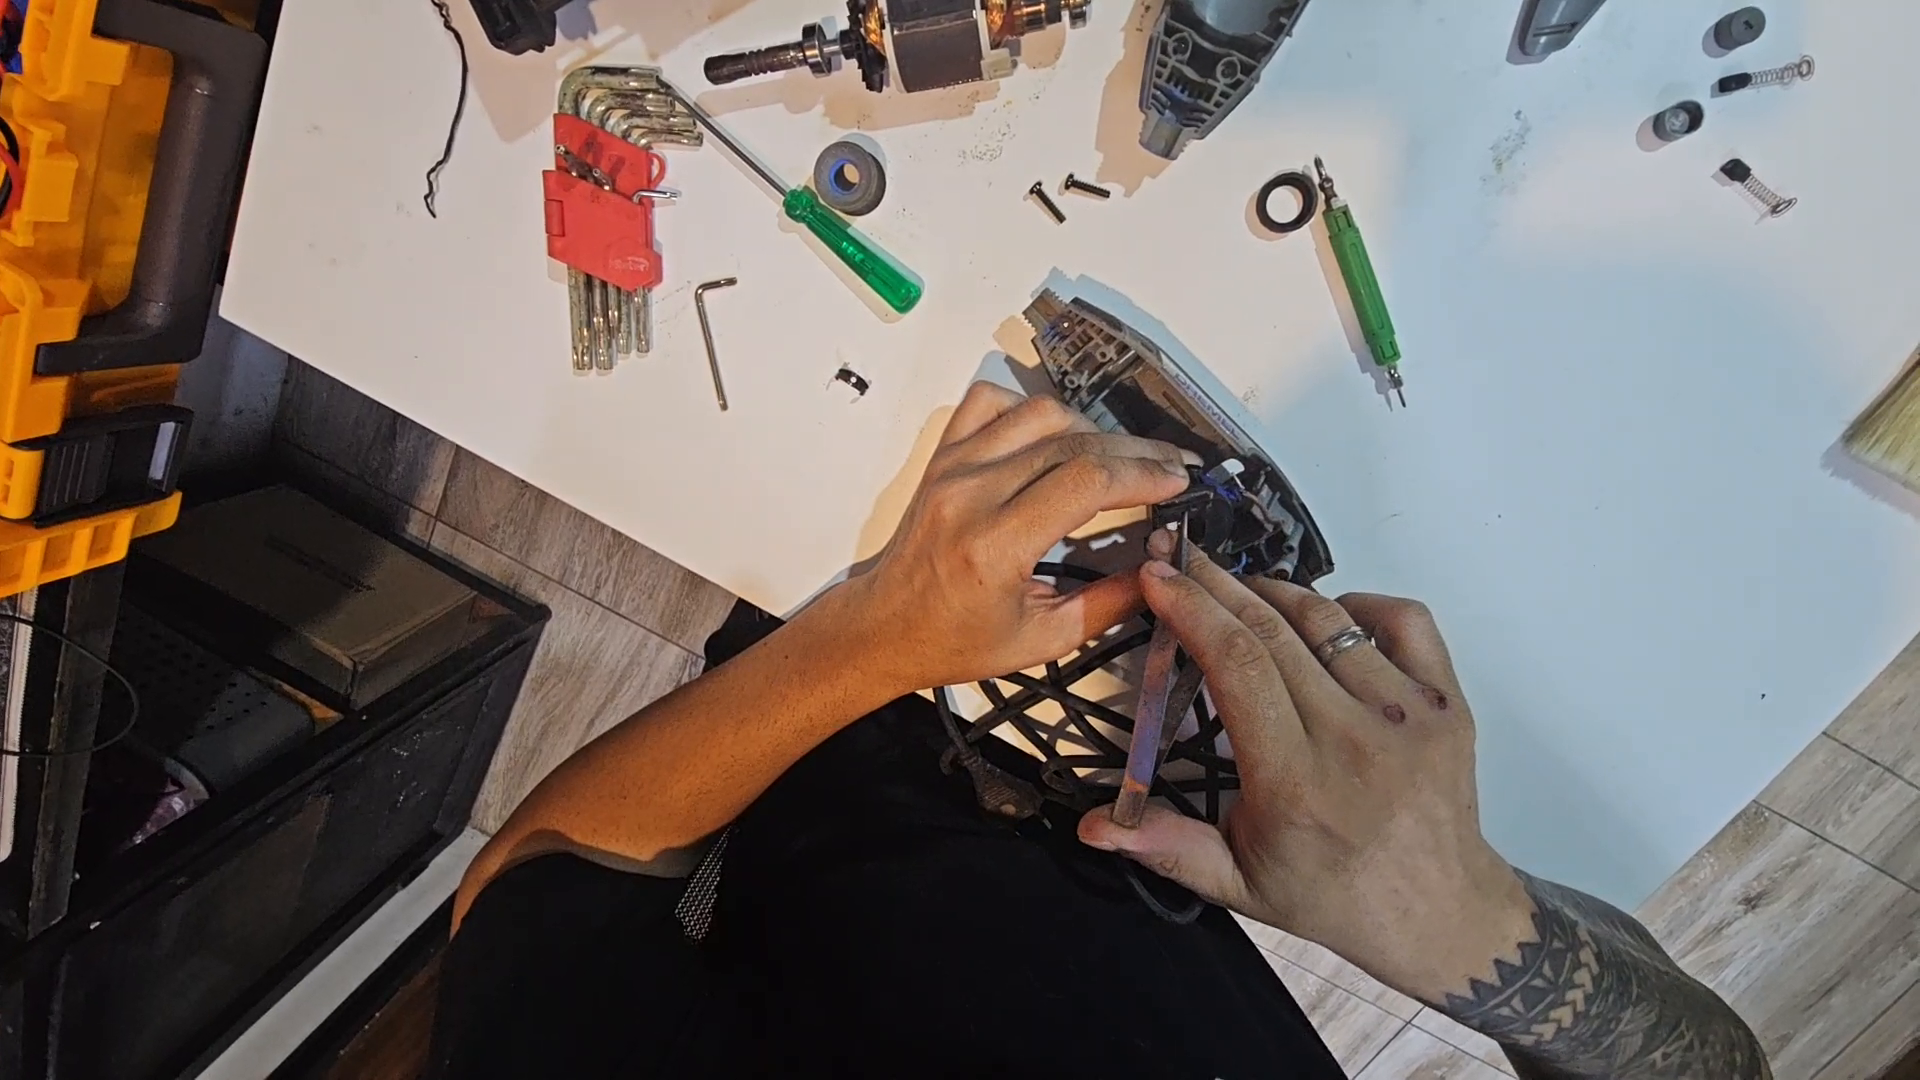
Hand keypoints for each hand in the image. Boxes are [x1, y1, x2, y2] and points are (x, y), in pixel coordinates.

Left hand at [847, 382, 1193, 693]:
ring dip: (1091, 428)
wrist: (885, 625)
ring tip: (1118, 457)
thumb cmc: (955, 640)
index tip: (1177, 481)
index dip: (1143, 475)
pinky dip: (1030, 408)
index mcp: (995, 547)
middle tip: (1169, 466)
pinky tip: (1052, 436)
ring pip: (1039, 412)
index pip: (1086, 483)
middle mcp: (970, 494)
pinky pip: (990, 402)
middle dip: (1135, 452)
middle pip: (1073, 443)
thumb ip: (1107, 604)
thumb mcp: (1040, 640)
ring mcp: (952, 467)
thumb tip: (1158, 569)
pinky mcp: (942, 456)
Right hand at [1077, 544, 1533, 1003]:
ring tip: (1231, 586)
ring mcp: (1411, 714)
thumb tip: (1089, 826)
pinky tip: (1322, 615)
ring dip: (1269, 589)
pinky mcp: (1450, 702)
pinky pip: (1402, 619)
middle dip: (1213, 582)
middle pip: (1273, 630)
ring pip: (1327, 618)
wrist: (1446, 917)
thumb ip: (1167, 848)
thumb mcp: (1238, 884)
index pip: (1237, 666)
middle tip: (1176, 555)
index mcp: (1295, 783)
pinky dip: (1353, 601)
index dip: (1191, 609)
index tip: (1155, 576)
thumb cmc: (1328, 894)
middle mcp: (1356, 737)